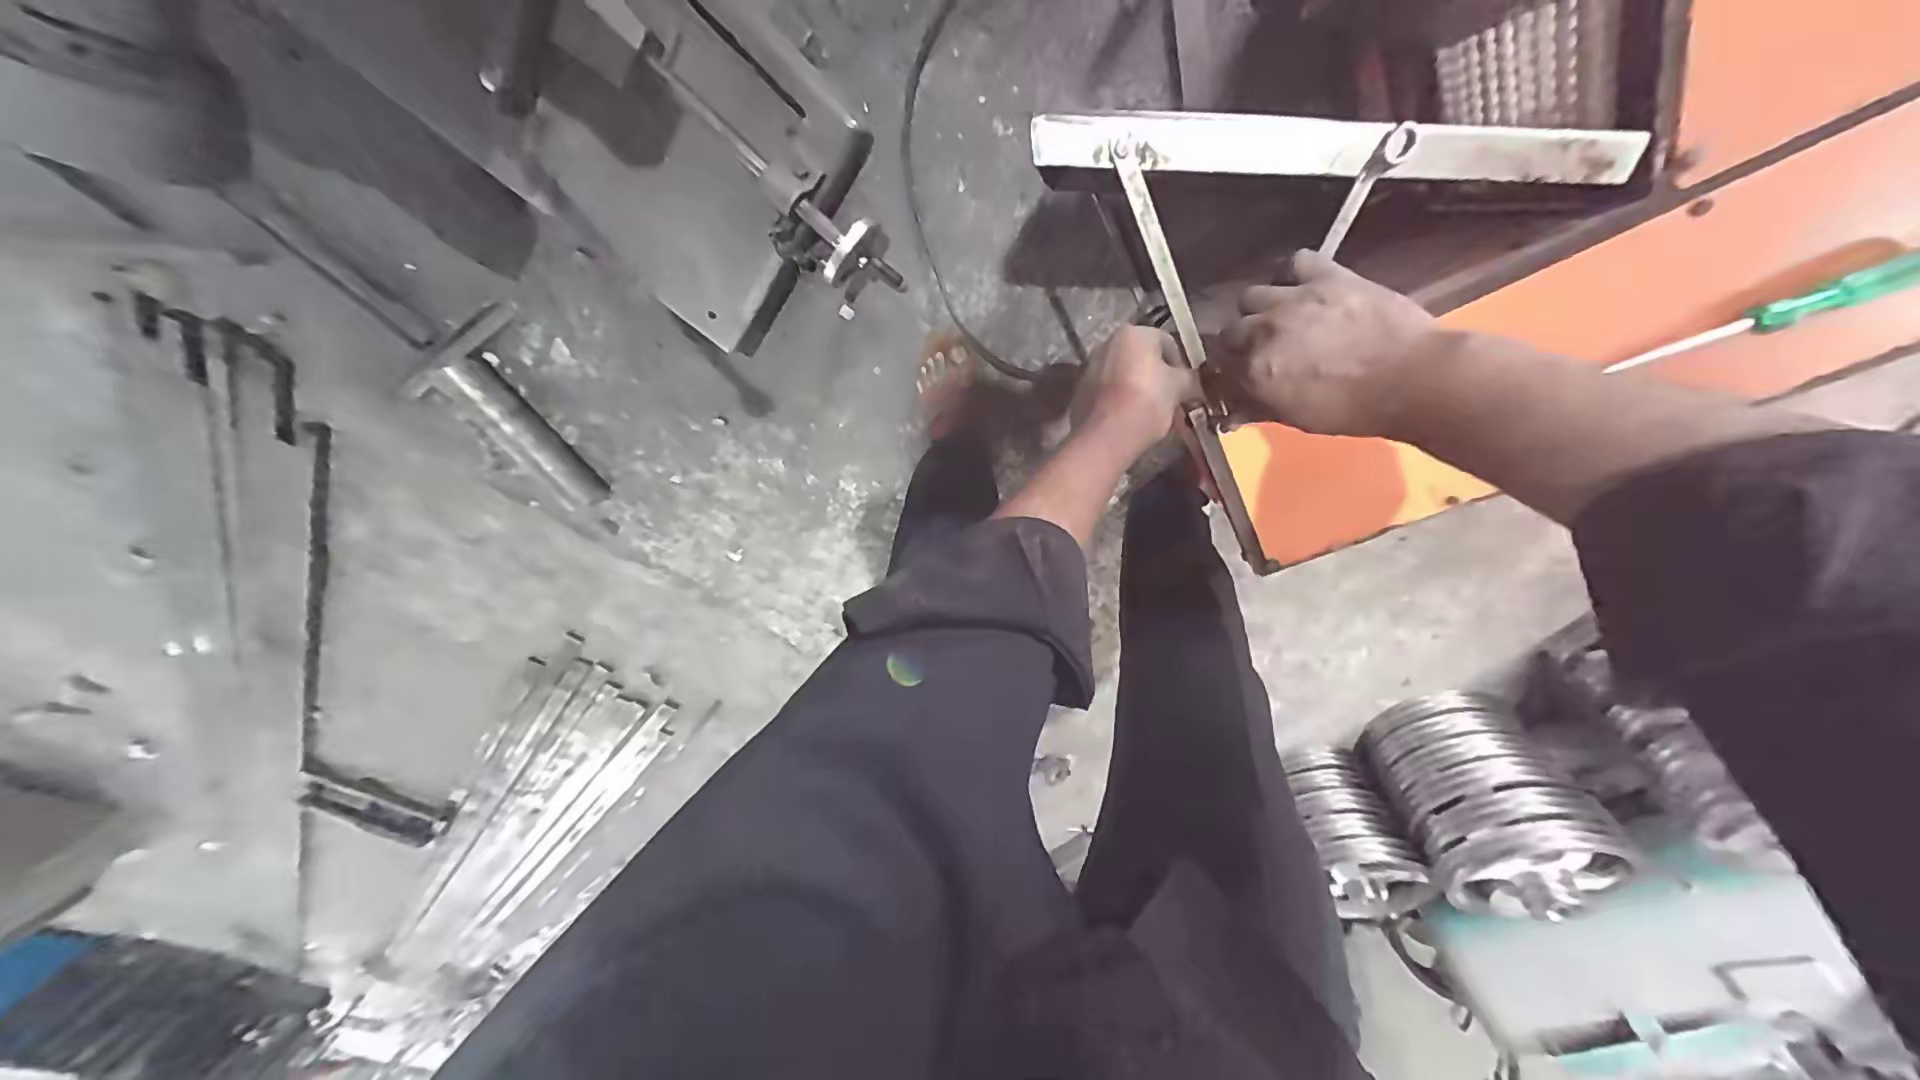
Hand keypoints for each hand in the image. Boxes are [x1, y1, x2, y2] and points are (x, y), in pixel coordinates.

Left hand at [1075, 325, 1200, 452]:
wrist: (1106, 435)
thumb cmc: (1147, 401)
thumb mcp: (1179, 388)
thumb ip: (1190, 379)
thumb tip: (1193, 381)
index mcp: (1133, 333)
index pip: (1167, 342)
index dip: (1181, 364)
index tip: (1187, 386)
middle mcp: (1106, 344)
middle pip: (1141, 358)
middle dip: (1156, 376)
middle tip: (1169, 399)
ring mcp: (1088, 368)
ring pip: (1122, 375)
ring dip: (1136, 388)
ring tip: (1149, 412)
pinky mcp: (1078, 392)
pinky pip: (1106, 392)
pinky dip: (1117, 401)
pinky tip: (1127, 419)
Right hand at [1223, 250, 1442, 436]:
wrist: (1413, 379)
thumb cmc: (1353, 409)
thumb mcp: (1295, 417)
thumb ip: (1259, 406)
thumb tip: (1234, 409)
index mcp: (1253, 372)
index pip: (1220, 371)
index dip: (1228, 376)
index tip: (1239, 381)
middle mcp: (1263, 332)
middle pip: (1229, 331)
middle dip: (1239, 343)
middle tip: (1260, 351)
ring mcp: (1293, 301)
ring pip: (1251, 296)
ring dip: (1259, 309)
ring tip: (1280, 318)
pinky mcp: (1327, 277)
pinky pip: (1296, 262)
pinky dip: (1294, 274)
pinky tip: (1304, 287)